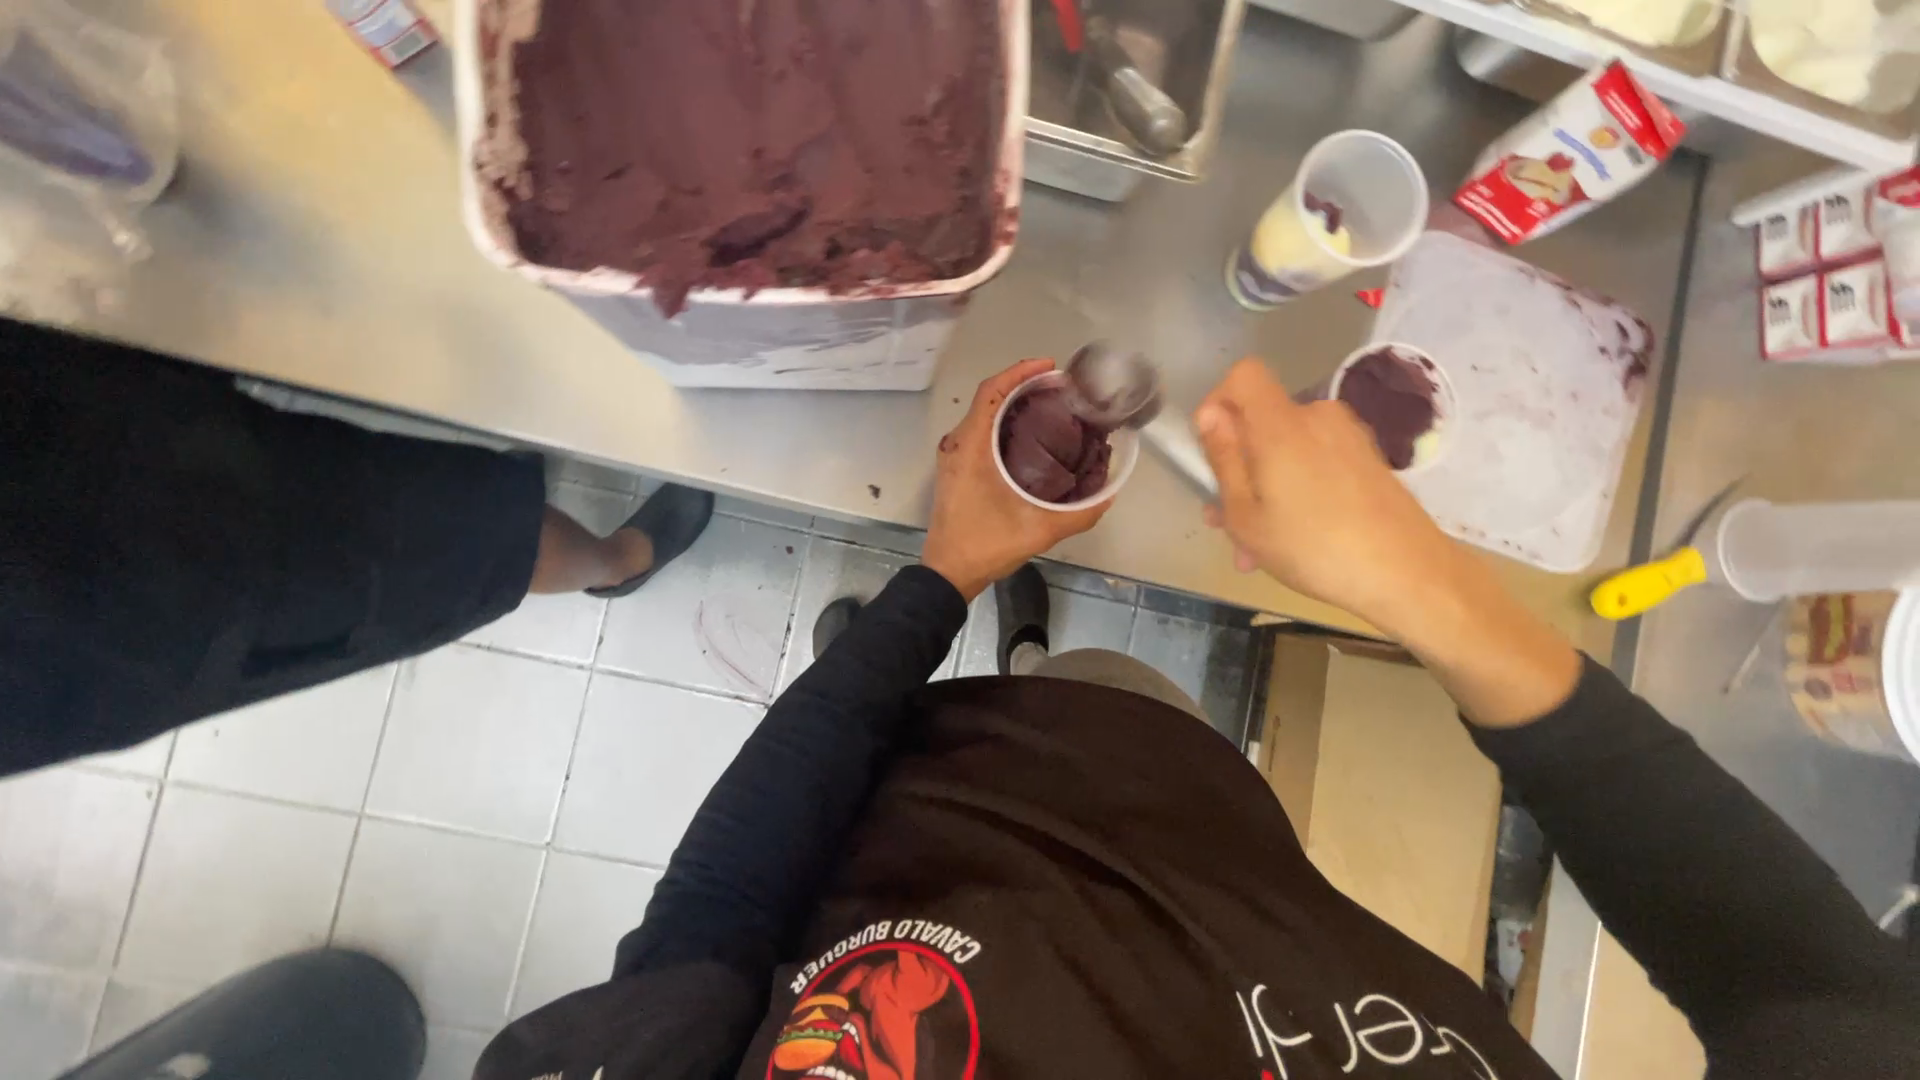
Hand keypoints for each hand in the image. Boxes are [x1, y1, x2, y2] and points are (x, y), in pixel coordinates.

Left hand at [922, 358, 1111, 600]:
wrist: (948, 574)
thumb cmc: (985, 546)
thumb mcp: (1038, 530)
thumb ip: (1077, 514)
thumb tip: (1108, 496)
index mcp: (971, 447)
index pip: (991, 391)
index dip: (1020, 372)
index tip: (1050, 369)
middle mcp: (958, 444)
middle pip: (988, 398)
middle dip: (1022, 386)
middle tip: (1059, 390)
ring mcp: (954, 458)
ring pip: (982, 416)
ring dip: (1012, 405)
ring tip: (1049, 407)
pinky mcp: (956, 471)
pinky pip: (978, 433)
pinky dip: (1002, 424)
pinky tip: (1029, 438)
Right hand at [1193, 358, 1579, 727]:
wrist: (1408, 573)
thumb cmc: (1313, 547)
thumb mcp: (1246, 515)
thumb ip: (1224, 459)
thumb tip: (1210, 415)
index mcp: (1281, 426)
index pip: (1243, 376)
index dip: (1217, 402)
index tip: (1210, 449)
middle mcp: (1316, 418)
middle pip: (1261, 422)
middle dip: (1236, 467)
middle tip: (1224, 522)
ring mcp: (1347, 437)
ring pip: (1285, 450)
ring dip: (1263, 490)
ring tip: (1255, 547)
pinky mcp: (1366, 459)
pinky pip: (1314, 463)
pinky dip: (1295, 491)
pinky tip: (1293, 539)